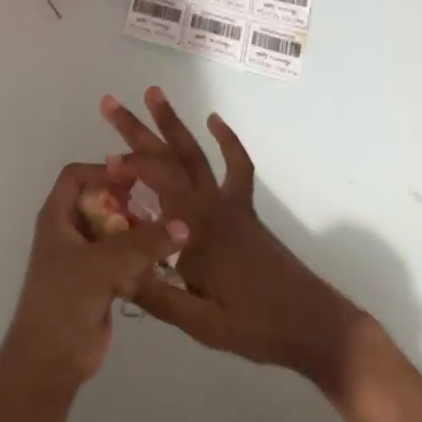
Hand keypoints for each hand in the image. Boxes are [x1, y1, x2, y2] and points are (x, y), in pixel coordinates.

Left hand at [0, 162, 189, 387]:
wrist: (51, 357)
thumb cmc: (65, 299)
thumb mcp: (102, 265)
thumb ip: (142, 243)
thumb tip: (184, 224)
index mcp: (57, 216)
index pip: (76, 176)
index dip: (104, 172)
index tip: (139, 180)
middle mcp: (69, 231)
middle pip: (100, 202)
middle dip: (129, 206)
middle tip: (163, 210)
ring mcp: (84, 258)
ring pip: (115, 233)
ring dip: (139, 236)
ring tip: (171, 238)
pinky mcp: (99, 282)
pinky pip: (123, 261)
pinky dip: (140, 262)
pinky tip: (163, 267)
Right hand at [101, 88, 363, 382]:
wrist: (318, 327)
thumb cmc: (258, 327)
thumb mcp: (202, 324)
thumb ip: (159, 297)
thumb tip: (116, 272)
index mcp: (196, 231)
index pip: (157, 184)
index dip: (129, 167)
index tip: (104, 164)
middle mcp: (211, 208)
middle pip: (170, 159)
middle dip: (137, 130)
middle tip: (109, 103)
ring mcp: (230, 206)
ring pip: (196, 155)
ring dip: (173, 124)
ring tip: (153, 93)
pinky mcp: (244, 212)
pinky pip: (237, 167)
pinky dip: (227, 142)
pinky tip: (214, 121)